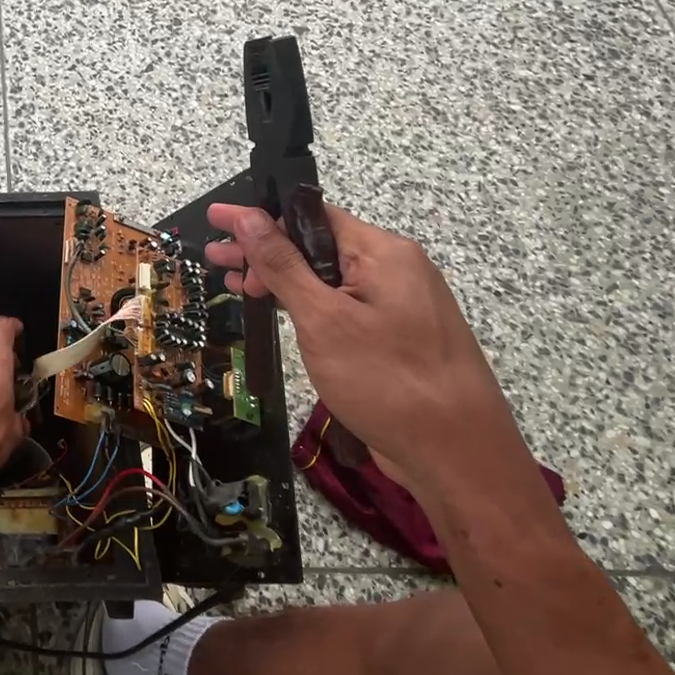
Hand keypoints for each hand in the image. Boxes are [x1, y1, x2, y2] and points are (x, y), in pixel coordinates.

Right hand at [203, 203, 530, 494]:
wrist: (459, 458)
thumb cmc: (387, 381)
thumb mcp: (323, 319)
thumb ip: (282, 265)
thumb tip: (249, 217)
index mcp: (382, 253)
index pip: (310, 216)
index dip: (259, 216)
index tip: (216, 218)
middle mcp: (395, 269)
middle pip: (316, 245)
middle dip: (262, 249)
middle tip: (215, 257)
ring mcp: (398, 303)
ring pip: (327, 276)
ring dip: (280, 278)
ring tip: (235, 285)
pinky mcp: (396, 334)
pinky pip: (342, 302)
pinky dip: (305, 302)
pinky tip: (278, 310)